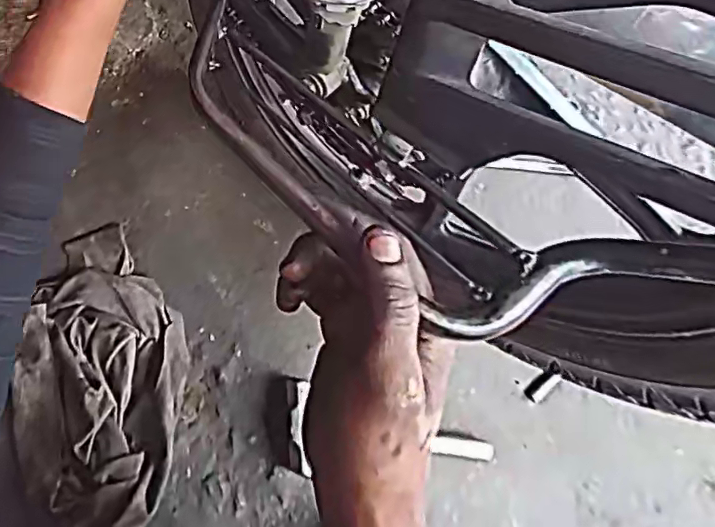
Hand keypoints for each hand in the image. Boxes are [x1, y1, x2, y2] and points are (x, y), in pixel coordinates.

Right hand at [278, 228, 454, 526]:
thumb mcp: (387, 369)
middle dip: (323, 249)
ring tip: (292, 283)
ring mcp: (368, 321)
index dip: (355, 232)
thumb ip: (389, 302)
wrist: (355, 487)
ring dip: (308, 265)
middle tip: (299, 265)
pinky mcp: (343, 329)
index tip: (322, 227)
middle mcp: (397, 314)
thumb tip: (382, 241)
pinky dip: (301, 284)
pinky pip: (320, 287)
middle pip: (359, 252)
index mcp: (422, 318)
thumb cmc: (380, 448)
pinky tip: (293, 297)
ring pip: (336, 265)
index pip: (392, 251)